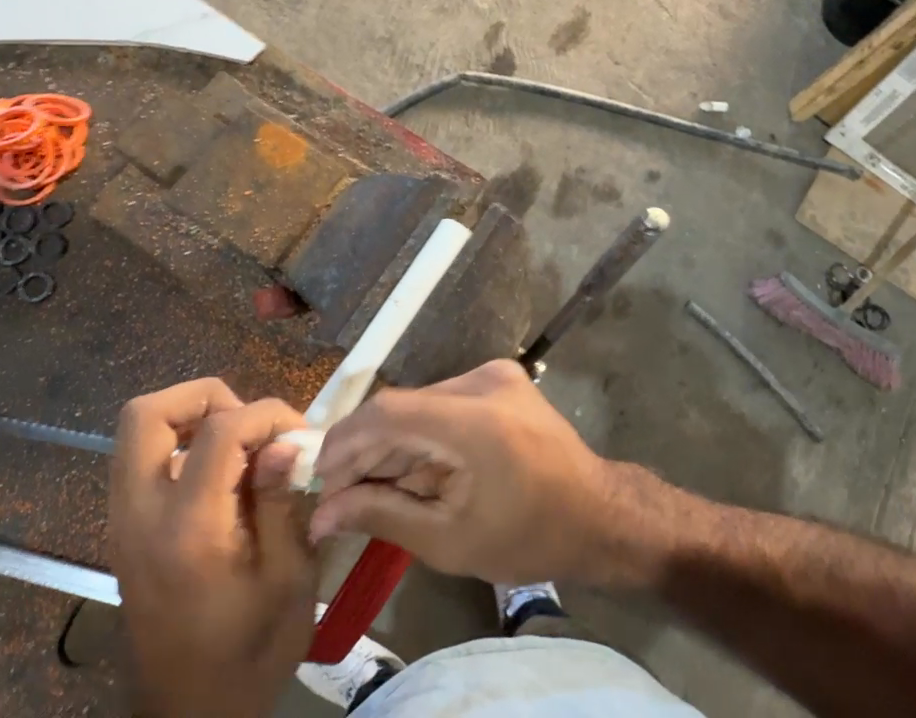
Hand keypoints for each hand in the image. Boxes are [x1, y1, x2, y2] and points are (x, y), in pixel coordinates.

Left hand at [109, 380, 314, 717]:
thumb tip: (283, 443)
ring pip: (137, 433)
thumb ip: (280, 502)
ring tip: (243, 447)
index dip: (266, 414)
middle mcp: (140, 515)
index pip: (217, 431)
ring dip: (191, 420)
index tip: (300, 435)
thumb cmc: (250, 653)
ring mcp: (123, 523)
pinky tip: (225, 476)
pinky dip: (182, 446)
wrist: (191, 712)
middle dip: (205, 398)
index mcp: (187, 529)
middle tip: (253, 425)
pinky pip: (143, 461)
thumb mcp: (288, 581)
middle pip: (146, 414)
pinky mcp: (124, 532)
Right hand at [310, 359, 622, 584]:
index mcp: (476, 421)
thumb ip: (380, 515)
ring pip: (417, 404)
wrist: (598, 514)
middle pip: (400, 407)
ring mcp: (494, 375)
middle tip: (336, 495)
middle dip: (363, 450)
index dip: (343, 444)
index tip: (316, 481)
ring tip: (370, 489)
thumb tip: (321, 514)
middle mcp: (483, 382)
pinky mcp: (499, 379)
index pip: (386, 414)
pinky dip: (418, 436)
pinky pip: (440, 403)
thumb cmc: (528, 537)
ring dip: (389, 444)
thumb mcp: (449, 541)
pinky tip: (409, 471)